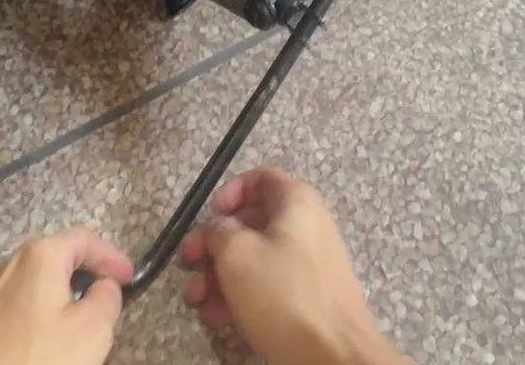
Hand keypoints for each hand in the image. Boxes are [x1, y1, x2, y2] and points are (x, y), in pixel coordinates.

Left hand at [0, 229, 133, 364]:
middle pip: (57, 261)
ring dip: (60, 303)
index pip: (85, 240)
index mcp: (38, 256)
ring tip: (77, 333)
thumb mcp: (91, 332)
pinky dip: (36, 321)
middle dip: (85, 279)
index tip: (131, 278)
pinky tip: (41, 350)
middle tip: (107, 305)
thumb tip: (102, 287)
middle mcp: (8, 265)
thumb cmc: (35, 362)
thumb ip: (107, 299)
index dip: (112, 257)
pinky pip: (14, 311)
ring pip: (35, 288)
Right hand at [178, 169, 404, 364]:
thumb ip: (219, 231)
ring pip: (257, 258)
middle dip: (215, 243)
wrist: (336, 356)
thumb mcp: (238, 254)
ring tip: (197, 300)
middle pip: (252, 222)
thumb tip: (219, 229)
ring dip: (222, 275)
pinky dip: (242, 295)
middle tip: (188, 264)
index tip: (209, 214)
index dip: (230, 191)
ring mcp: (309, 263)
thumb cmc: (284, 293)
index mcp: (296, 201)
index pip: (261, 178)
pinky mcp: (309, 297)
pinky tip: (219, 318)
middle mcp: (306, 225)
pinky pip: (270, 285)